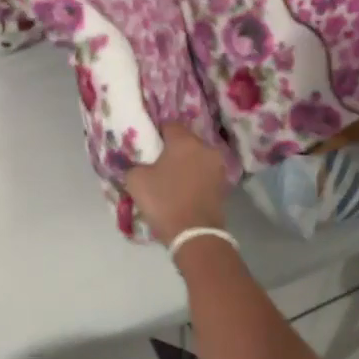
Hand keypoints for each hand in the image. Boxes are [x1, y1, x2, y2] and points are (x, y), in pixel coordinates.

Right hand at [125, 123, 227, 245]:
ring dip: (184, 163)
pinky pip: (203, 173)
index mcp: (185, 141)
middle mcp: (205, 148)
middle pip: (185, 140)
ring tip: (169, 177)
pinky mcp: (223, 184)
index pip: (168, 125)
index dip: (155, 133)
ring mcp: (218, 166)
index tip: (146, 146)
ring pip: (196, 157)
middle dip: (172, 148)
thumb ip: (135, 164)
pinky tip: (182, 189)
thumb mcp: (136, 180)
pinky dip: (193, 177)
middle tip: (156, 162)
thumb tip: (139, 163)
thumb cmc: (163, 201)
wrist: (194, 234)